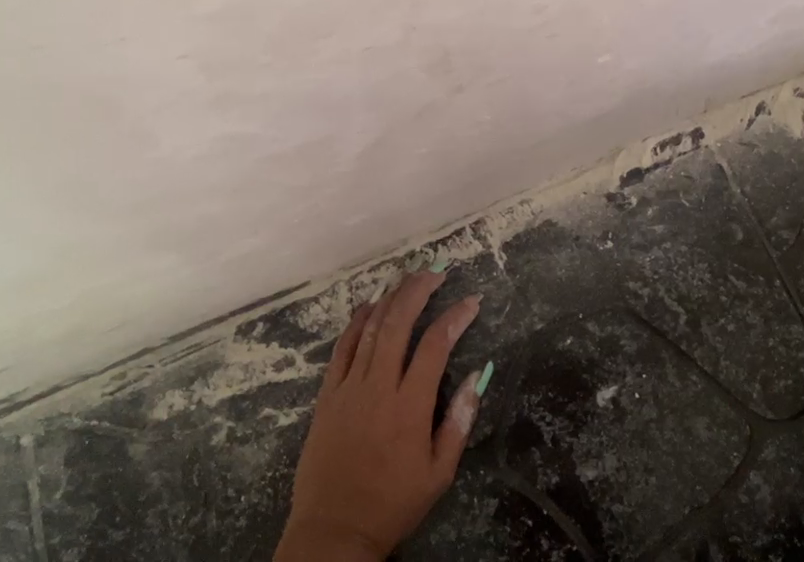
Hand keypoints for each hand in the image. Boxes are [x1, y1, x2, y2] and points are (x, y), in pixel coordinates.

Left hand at [275, 270, 487, 561]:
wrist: (333, 529)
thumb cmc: (392, 503)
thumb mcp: (439, 473)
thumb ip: (458, 421)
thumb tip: (476, 375)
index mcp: (409, 406)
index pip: (436, 345)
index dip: (456, 317)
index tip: (472, 301)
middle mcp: (378, 387)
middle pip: (398, 323)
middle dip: (419, 291)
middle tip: (436, 273)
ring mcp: (348, 387)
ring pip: (370, 329)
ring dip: (390, 298)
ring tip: (407, 279)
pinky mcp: (327, 395)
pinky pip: (341, 348)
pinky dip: (356, 322)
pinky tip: (367, 306)